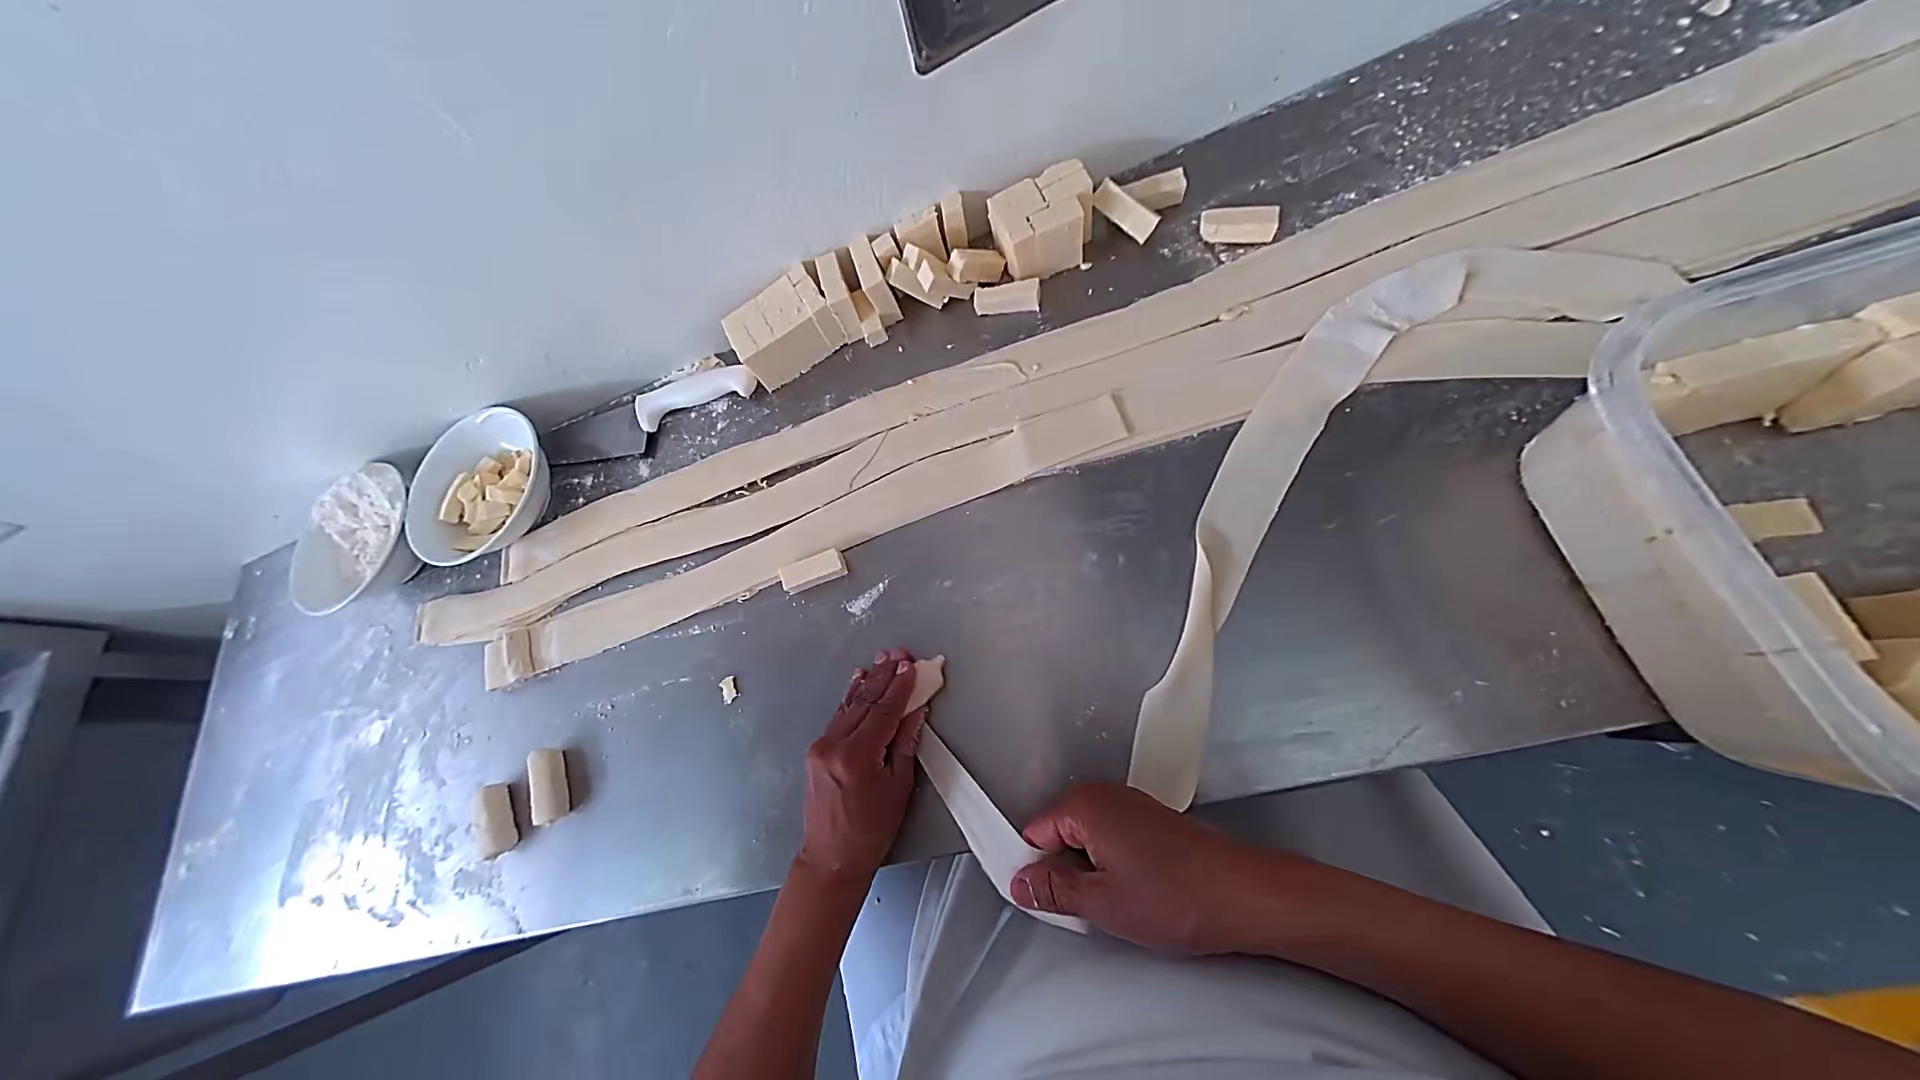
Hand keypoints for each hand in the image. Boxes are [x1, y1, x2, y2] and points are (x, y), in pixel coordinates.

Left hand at [793, 648, 928, 884]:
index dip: (901, 687)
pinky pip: (838, 716)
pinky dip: (852, 698)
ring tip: (883, 661)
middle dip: (885, 676)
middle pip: (865, 701)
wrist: (832, 857)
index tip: (912, 668)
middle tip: (900, 655)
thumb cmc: (870, 831)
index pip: (883, 711)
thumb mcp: (899, 786)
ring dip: (869, 681)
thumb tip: (915, 711)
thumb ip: (906, 743)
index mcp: (856, 756)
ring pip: (849, 705)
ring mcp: (820, 747)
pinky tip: (859, 682)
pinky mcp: (816, 750)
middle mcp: (833, 746)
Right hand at [1011, 783, 1329, 953]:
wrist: (1243, 895)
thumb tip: (1024, 884)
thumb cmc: (1182, 894)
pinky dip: (1111, 865)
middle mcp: (1105, 796)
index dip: (1033, 869)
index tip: (1039, 897)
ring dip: (1089, 871)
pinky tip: (1133, 893)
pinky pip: (1110, 839)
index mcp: (1085, 805)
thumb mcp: (1101, 904)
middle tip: (1083, 907)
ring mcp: (1129, 806)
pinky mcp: (1148, 821)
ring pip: (1085, 840)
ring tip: (1115, 902)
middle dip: (1062, 871)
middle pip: (1057, 833)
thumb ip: (1052, 891)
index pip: (1032, 832)